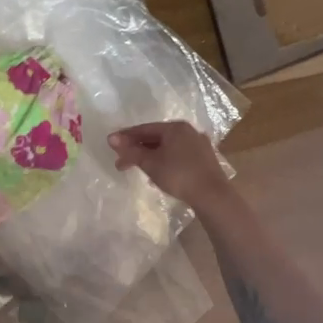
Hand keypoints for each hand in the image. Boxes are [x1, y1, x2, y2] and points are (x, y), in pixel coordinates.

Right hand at [109, 121, 232, 207]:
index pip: (144, 129)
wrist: (211, 194)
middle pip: (156, 138)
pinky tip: (158, 173)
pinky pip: (178, 155)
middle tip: (121, 163)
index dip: (125, 137)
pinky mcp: (204, 159)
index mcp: (175, 127)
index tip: (110, 144)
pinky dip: (164, 161)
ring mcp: (198, 144)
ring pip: (167, 147)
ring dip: (150, 157)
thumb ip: (130, 151)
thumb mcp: (150, 163)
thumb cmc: (178, 174)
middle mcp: (188, 131)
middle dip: (137, 150)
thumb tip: (111, 139)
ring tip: (138, 169)